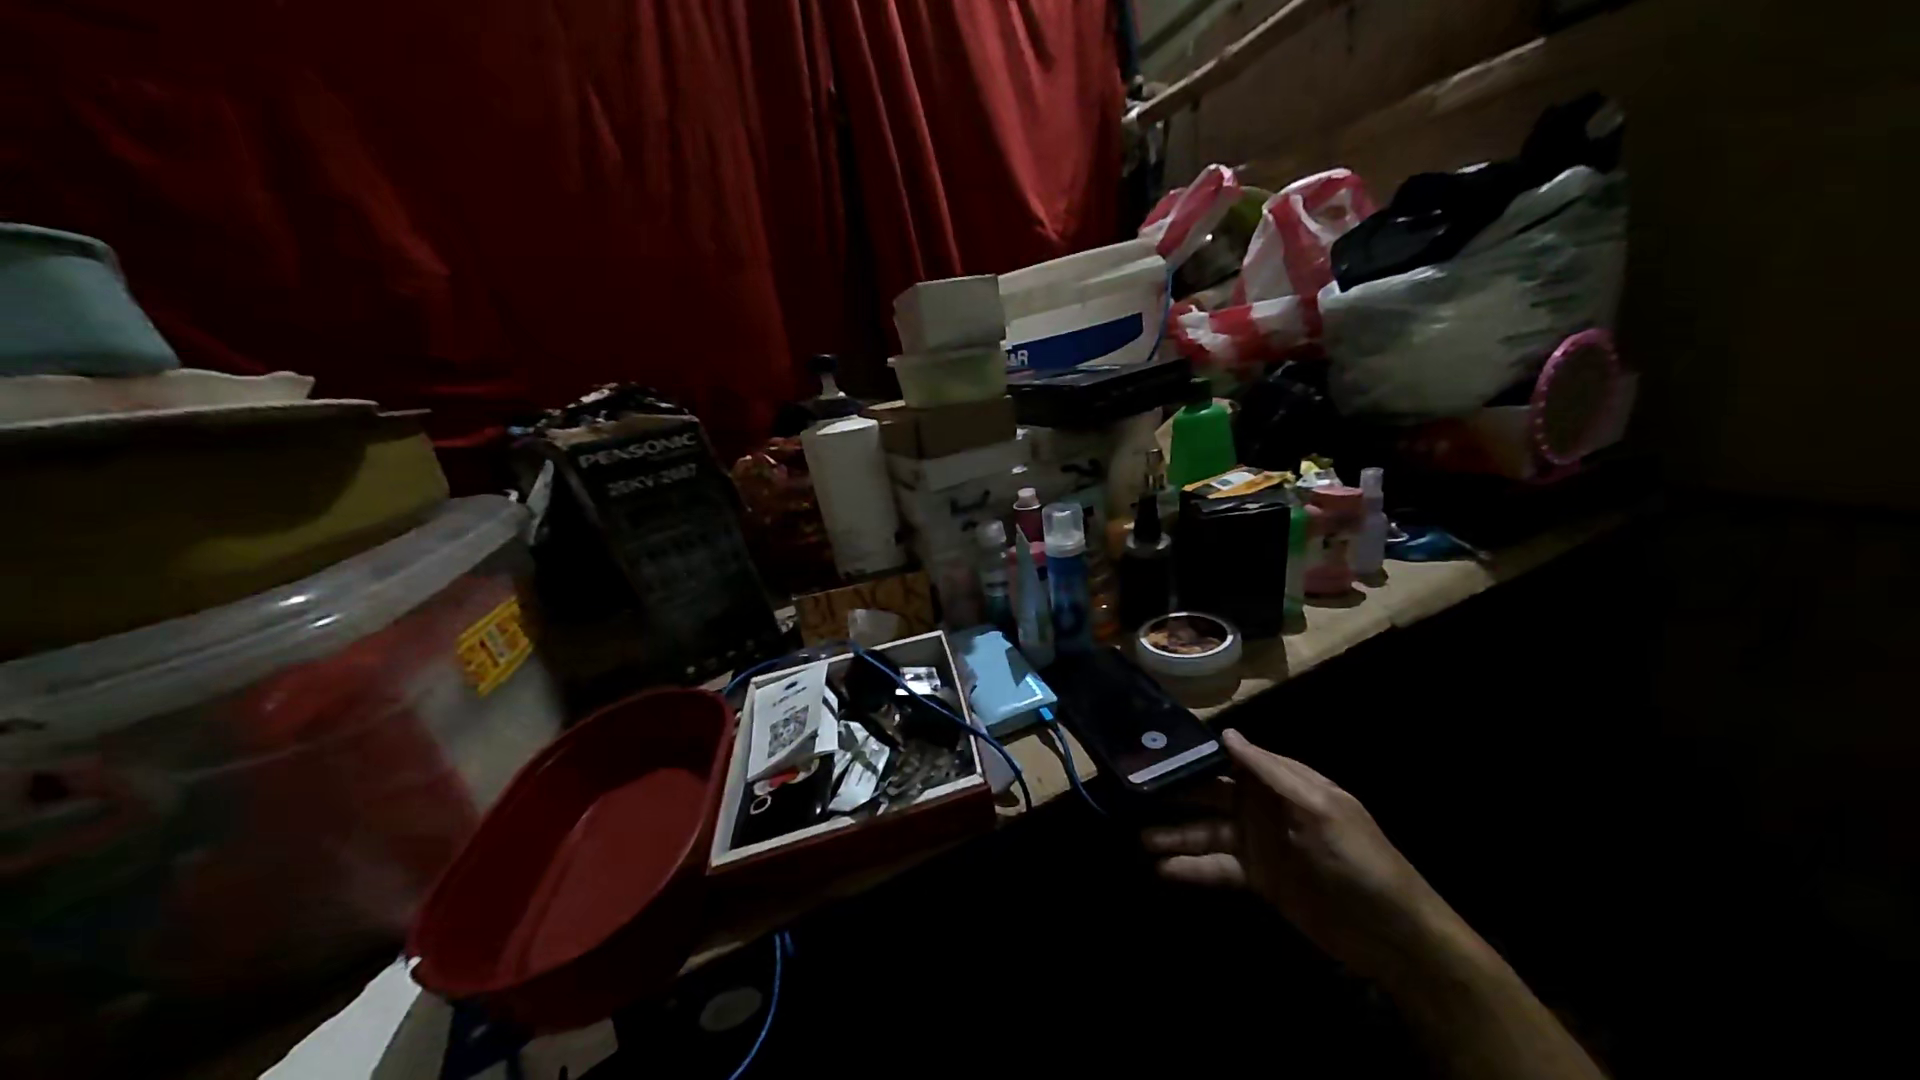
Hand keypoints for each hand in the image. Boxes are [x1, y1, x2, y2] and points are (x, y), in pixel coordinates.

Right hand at [1143, 729, 1465, 980]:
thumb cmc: (1359, 859)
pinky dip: (1191, 869)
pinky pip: (1216, 867)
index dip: (1194, 754)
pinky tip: (1162, 871)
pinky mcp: (1256, 878)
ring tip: (1139, 838)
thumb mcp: (1319, 808)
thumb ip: (1270, 771)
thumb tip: (1226, 733)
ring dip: (1174, 834)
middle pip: (1209, 794)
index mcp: (1281, 781)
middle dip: (1174, 794)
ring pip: (1206, 831)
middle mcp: (1262, 806)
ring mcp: (1257, 843)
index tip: (1155, 748)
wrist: (1392, 934)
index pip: (1230, 759)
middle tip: (1134, 792)